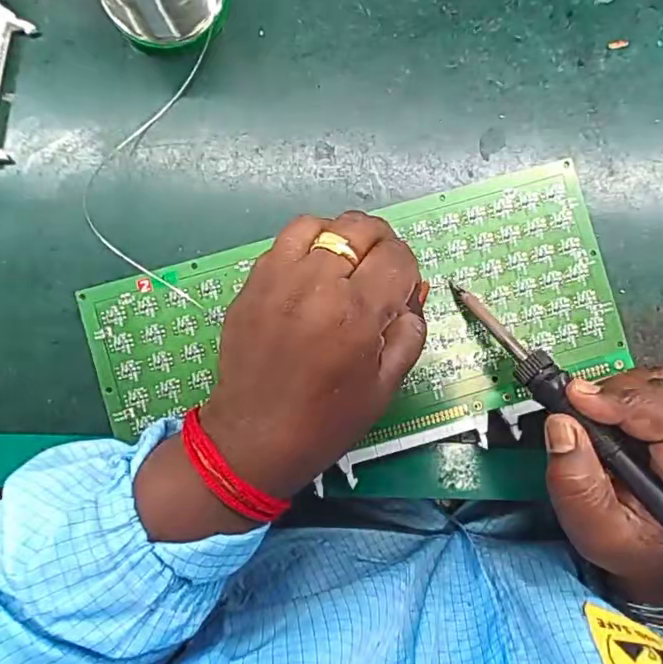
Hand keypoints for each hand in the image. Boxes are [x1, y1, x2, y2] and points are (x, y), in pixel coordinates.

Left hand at [136, 211, 427, 540]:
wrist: (255, 438)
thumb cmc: (324, 422)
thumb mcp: (384, 387)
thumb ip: (408, 335)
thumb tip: (410, 301)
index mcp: (355, 313)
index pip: (397, 258)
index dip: (407, 273)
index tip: (401, 293)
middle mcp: (316, 284)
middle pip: (361, 228)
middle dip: (381, 245)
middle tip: (379, 273)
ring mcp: (277, 279)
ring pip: (320, 225)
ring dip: (341, 238)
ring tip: (344, 266)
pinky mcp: (251, 284)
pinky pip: (284, 242)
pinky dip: (306, 247)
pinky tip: (310, 275)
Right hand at [544, 368, 662, 605]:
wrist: (659, 564)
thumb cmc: (638, 553)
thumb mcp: (598, 532)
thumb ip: (577, 484)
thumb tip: (563, 427)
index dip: (623, 402)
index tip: (577, 397)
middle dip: (615, 397)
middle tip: (573, 408)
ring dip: (622, 396)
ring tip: (592, 419)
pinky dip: (632, 398)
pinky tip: (612, 420)